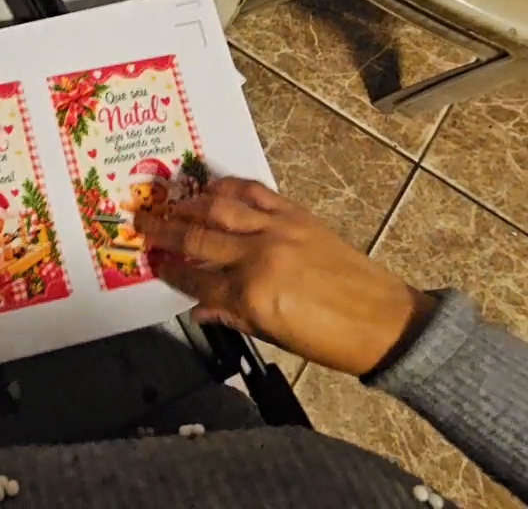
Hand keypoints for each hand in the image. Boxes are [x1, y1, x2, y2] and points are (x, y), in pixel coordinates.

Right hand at [137, 177, 433, 375]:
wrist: (385, 322)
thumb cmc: (330, 340)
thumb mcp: (276, 336)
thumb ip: (233, 315)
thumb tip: (199, 308)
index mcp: (251, 295)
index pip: (196, 280)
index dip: (170, 271)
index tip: (153, 261)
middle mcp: (257, 257)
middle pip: (197, 239)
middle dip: (164, 231)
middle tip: (141, 222)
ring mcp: (276, 231)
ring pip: (219, 209)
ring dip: (189, 203)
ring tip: (170, 202)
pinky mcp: (295, 214)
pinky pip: (254, 192)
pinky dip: (228, 187)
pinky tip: (211, 187)